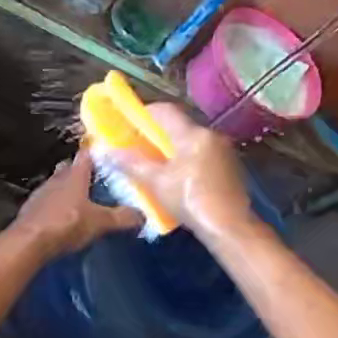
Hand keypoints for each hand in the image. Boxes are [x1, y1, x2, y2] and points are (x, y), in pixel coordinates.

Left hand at [9, 149, 141, 259]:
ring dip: (65, 191)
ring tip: (78, 199)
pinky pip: (46, 203)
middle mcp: (55, 180)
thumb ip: (121, 218)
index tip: (105, 157)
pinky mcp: (30, 210)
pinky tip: (61, 216)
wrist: (30, 242)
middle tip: (93, 181)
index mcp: (74, 176)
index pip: (85, 157)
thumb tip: (142, 215)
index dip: (95, 155)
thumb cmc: (68, 224)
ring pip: (56, 186)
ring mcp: (40, 194)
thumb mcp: (100, 222)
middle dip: (79, 173)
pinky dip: (54, 207)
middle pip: (68, 170)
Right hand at [95, 103, 255, 241]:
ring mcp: (224, 150)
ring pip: (191, 141)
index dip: (143, 113)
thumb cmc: (190, 201)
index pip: (165, 111)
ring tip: (154, 164)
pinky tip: (177, 177)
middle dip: (155, 134)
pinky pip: (203, 154)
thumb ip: (131, 163)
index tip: (127, 122)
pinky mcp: (230, 166)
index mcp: (193, 134)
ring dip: (172, 148)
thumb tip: (106, 150)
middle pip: (178, 126)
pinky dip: (187, 159)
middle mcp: (210, 135)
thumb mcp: (156, 183)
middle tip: (136, 146)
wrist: (229, 227)